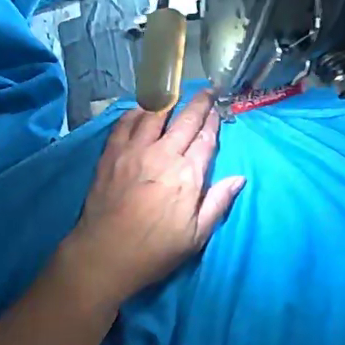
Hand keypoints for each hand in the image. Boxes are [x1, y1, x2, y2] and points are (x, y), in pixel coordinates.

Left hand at [53, 91, 246, 309]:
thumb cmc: (154, 250)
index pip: (206, 139)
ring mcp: (134, 151)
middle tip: (206, 91)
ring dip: (167, 102)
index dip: (213, 122)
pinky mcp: (111, 154)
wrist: (105, 253)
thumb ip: (218, 203)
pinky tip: (140, 110)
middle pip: (184, 120)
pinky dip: (135, 113)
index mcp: (187, 175)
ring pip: (154, 115)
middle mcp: (162, 154)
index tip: (218, 110)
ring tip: (174, 95)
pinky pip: (124, 124)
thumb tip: (239, 178)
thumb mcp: (196, 236)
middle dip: (198, 103)